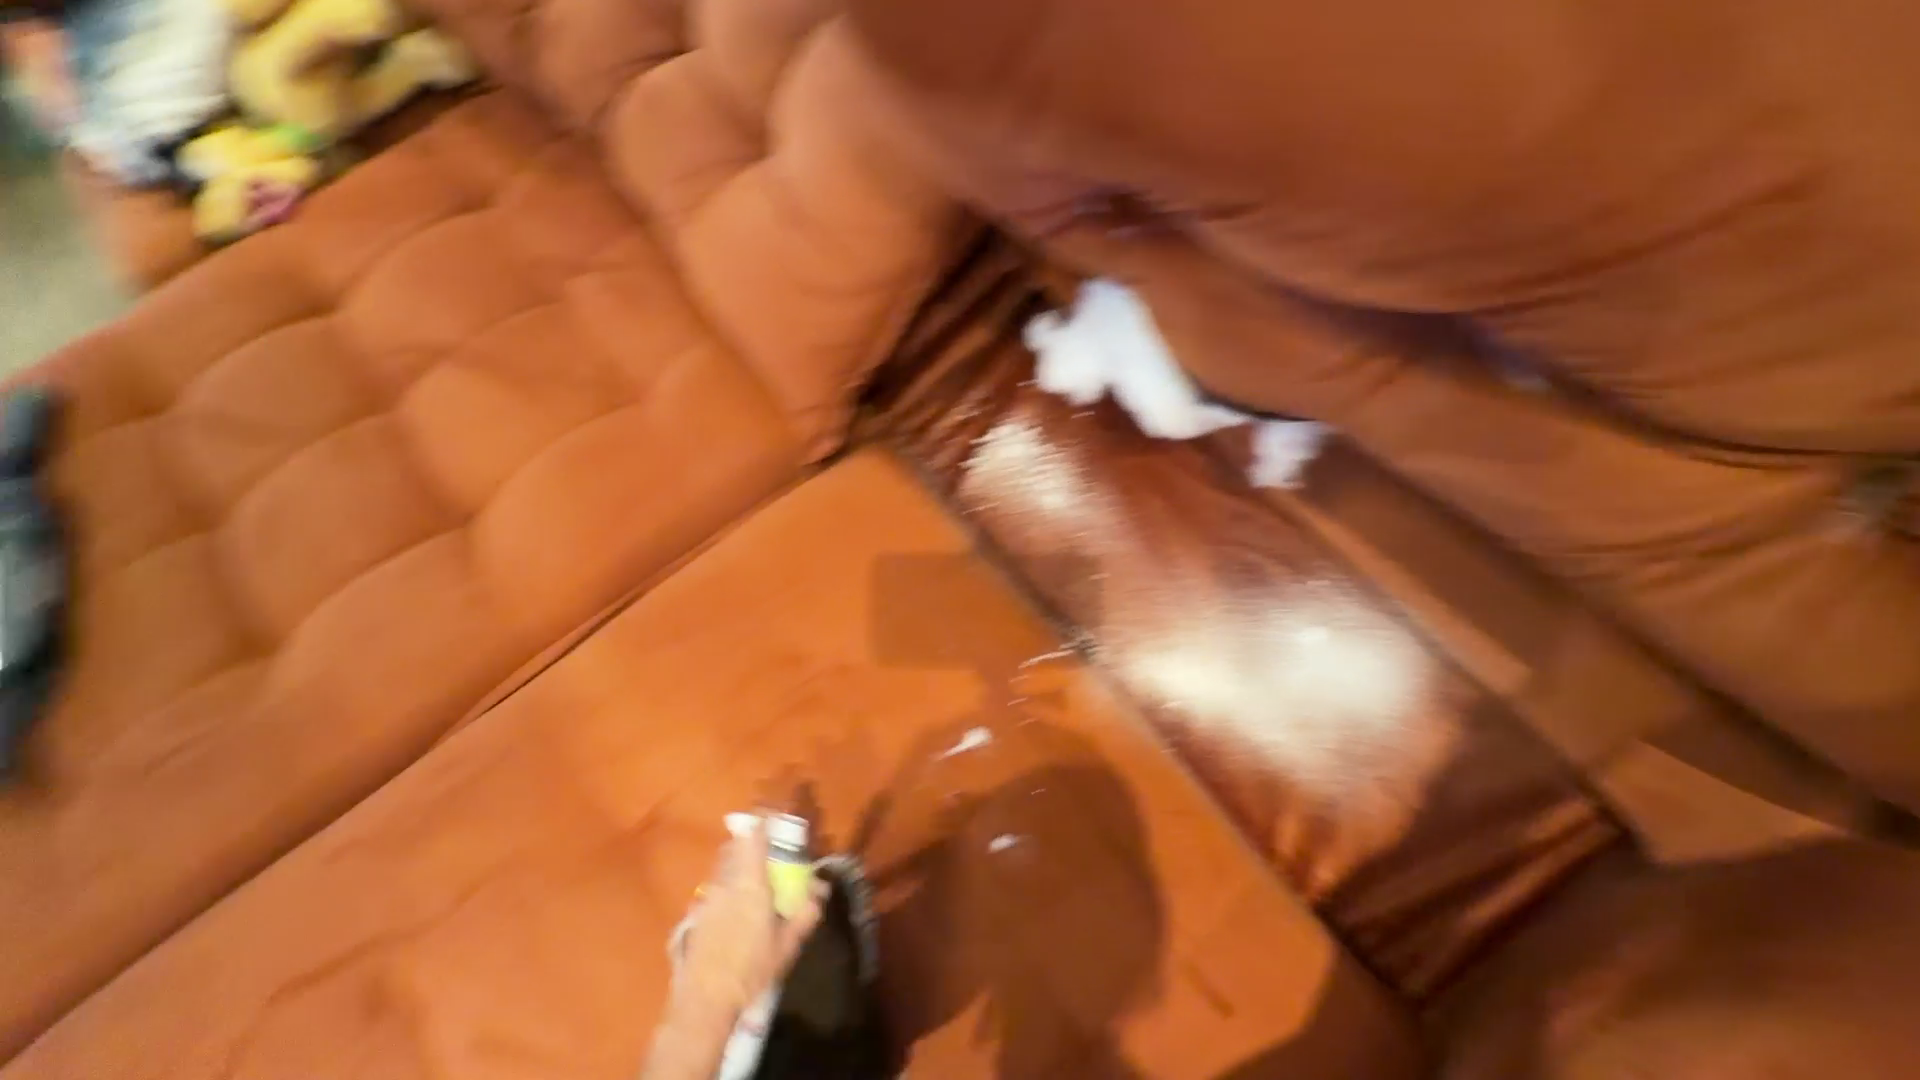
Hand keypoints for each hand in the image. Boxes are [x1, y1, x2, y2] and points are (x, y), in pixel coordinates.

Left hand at [674, 816, 825, 1020]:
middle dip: (751, 841)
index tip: (774, 812)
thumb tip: (821, 888)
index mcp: (750, 882)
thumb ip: (806, 912)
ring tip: (753, 878)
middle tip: (768, 849)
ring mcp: (707, 897)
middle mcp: (726, 881)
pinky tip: (735, 909)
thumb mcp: (788, 944)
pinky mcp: (695, 914)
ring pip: (722, 866)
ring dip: (737, 863)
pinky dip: (726, 886)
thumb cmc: (751, 969)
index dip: (763, 819)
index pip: (754, 835)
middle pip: (735, 846)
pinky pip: (714, 887)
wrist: (704, 1001)